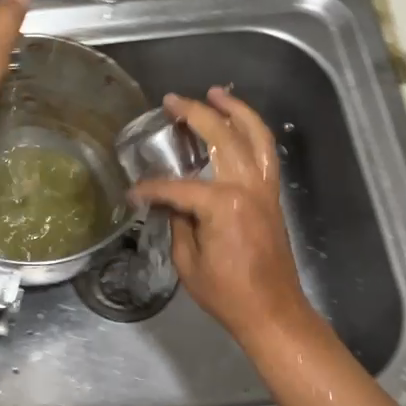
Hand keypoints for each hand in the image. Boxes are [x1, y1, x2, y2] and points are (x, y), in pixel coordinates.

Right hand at [131, 87, 314, 341]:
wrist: (271, 311)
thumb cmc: (227, 293)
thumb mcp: (188, 262)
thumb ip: (178, 223)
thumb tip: (169, 202)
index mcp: (223, 206)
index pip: (178, 186)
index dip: (152, 188)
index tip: (133, 192)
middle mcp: (247, 188)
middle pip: (223, 138)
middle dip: (196, 115)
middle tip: (173, 102)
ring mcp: (265, 190)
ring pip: (256, 137)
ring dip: (237, 111)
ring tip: (217, 94)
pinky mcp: (272, 197)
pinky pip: (266, 154)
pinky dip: (254, 134)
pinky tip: (238, 126)